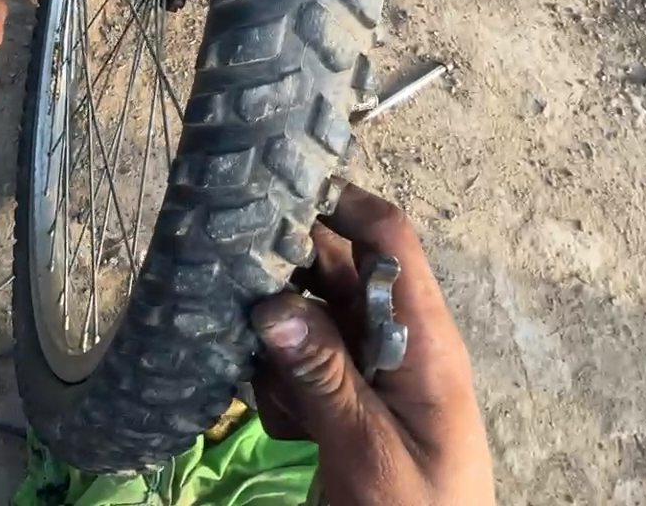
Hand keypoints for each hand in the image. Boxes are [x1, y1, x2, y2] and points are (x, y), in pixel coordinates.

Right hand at [251, 181, 494, 505]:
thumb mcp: (371, 456)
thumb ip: (324, 378)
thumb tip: (270, 304)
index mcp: (422, 340)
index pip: (389, 239)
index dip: (341, 202)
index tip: (273, 190)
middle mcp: (391, 337)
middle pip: (333, 266)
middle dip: (281, 268)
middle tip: (223, 269)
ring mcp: (364, 364)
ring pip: (304, 308)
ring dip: (272, 332)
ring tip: (250, 364)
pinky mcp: (340, 391)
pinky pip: (294, 353)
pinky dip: (274, 373)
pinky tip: (279, 417)